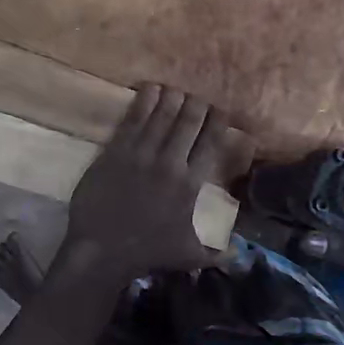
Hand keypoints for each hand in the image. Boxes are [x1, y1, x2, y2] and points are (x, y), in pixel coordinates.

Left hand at [60, 86, 245, 281]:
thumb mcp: (190, 255)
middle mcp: (169, 163)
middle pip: (187, 123)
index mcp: (190, 184)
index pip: (210, 143)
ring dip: (171, 99)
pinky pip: (132, 120)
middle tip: (198, 98)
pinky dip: (142, 102)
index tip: (221, 111)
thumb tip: (240, 252)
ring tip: (176, 90)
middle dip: (196, 106)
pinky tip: (150, 89)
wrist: (103, 250)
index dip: (218, 123)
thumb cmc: (148, 253)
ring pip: (160, 117)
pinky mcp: (114, 152)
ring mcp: (140, 155)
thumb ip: (217, 252)